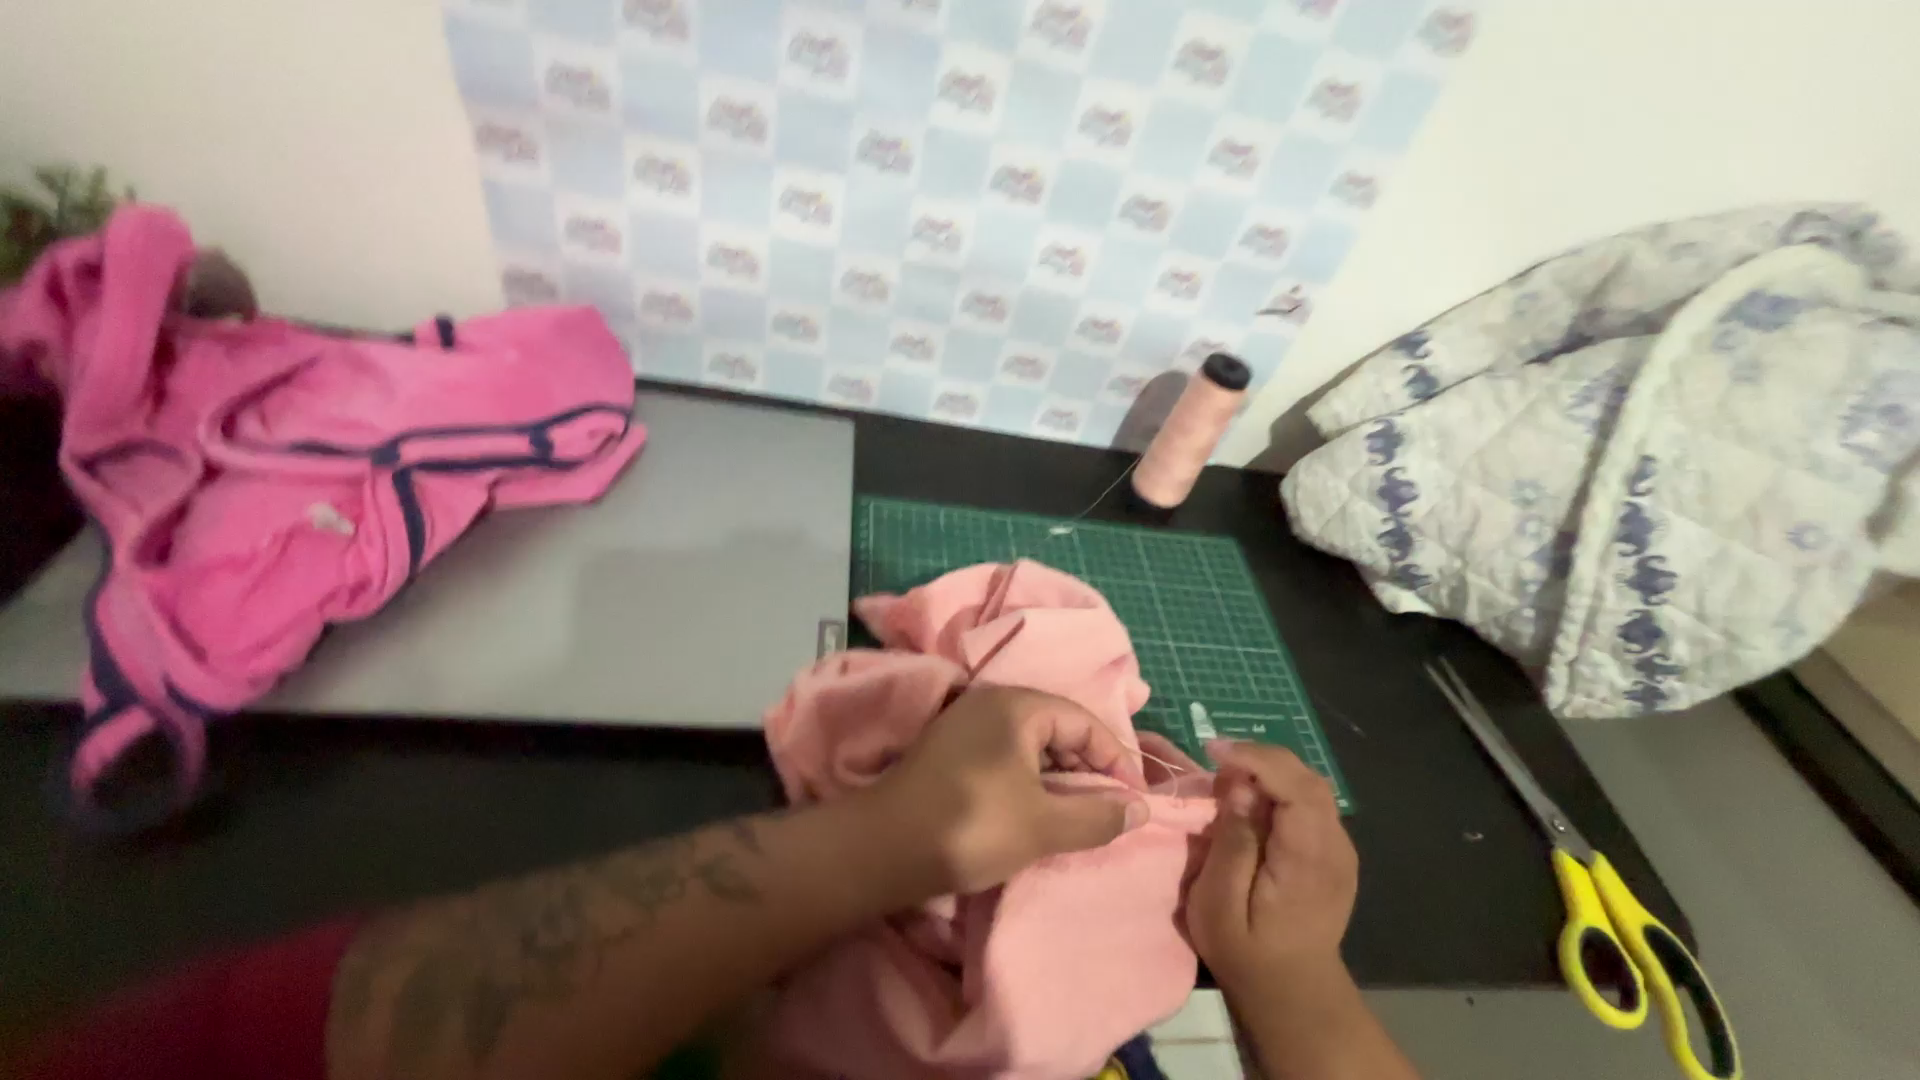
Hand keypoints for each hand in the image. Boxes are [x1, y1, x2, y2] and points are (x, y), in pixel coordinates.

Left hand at [862, 685, 1149, 895]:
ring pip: (1029, 743)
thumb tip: (1140, 807)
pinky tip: (1034, 811)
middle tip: (1108, 809)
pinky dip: (1028, 779)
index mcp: (1016, 705)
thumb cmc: (972, 827)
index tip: (1134, 800)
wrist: (882, 849)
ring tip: (1075, 815)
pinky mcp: (948, 750)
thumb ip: (1098, 815)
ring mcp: (964, 724)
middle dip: (1087, 768)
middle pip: (1056, 727)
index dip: (1115, 759)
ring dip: (1057, 776)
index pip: (1083, 722)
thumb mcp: (1044, 826)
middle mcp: (989, 703)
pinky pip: (1004, 754)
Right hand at [1186, 741, 1358, 993]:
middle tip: (1216, 762)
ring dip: (1269, 770)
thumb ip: (1231, 843)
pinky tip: (1251, 799)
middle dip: (1260, 758)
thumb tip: (1238, 789)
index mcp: (1308, 859)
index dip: (1256, 758)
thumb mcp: (1218, 904)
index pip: (1296, 786)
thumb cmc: (1246, 950)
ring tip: (1228, 779)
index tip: (1213, 751)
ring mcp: (1340, 848)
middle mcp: (1335, 846)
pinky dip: (1278, 786)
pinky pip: (1310, 801)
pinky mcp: (1333, 851)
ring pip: (1311, 785)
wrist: (1293, 991)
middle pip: (1307, 778)